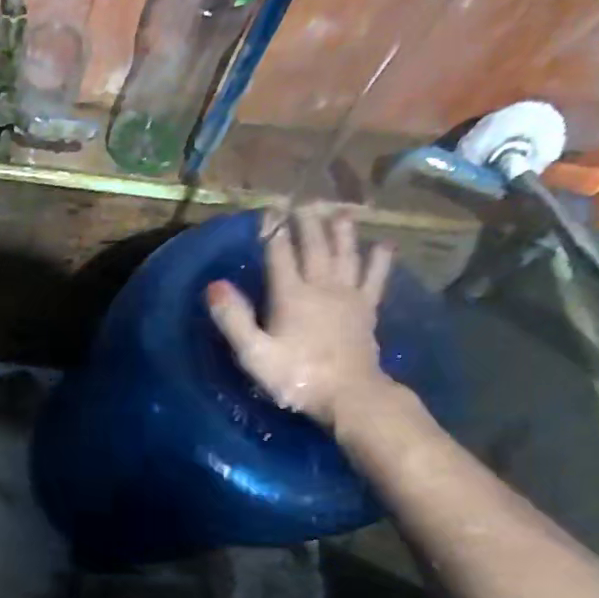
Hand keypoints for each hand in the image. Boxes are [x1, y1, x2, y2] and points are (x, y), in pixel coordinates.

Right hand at [207, 208, 400, 429]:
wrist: (348, 395)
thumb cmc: (296, 377)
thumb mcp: (254, 354)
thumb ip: (234, 319)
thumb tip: (214, 286)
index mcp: (290, 295)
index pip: (279, 254)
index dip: (274, 230)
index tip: (270, 209)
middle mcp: (321, 286)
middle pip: (314, 246)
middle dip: (307, 222)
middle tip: (304, 202)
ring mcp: (348, 296)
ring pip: (345, 254)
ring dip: (342, 232)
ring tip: (340, 212)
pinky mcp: (367, 310)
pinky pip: (375, 278)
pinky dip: (379, 260)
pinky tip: (384, 245)